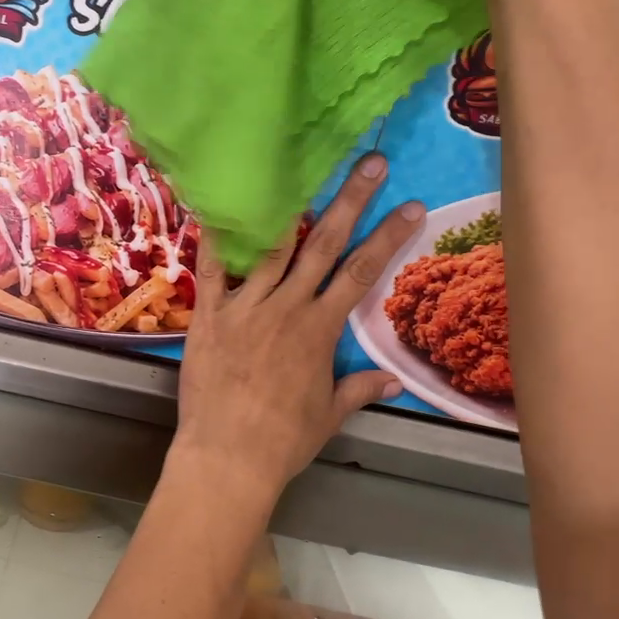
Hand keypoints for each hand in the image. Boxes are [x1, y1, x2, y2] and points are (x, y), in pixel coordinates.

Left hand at [176, 153, 423, 491]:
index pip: (361, 274)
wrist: (228, 455)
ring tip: (300, 173)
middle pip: (323, 246)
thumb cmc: (282, 440)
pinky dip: (214, 239)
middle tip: (370, 163)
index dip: (387, 237)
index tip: (411, 206)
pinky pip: (210, 271)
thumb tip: (395, 382)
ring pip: (271, 249)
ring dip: (289, 209)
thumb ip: (358, 389)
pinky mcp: (207, 316)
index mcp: (319, 330)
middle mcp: (285, 308)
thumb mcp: (328, 415)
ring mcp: (244, 308)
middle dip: (350, 202)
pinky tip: (218, 207)